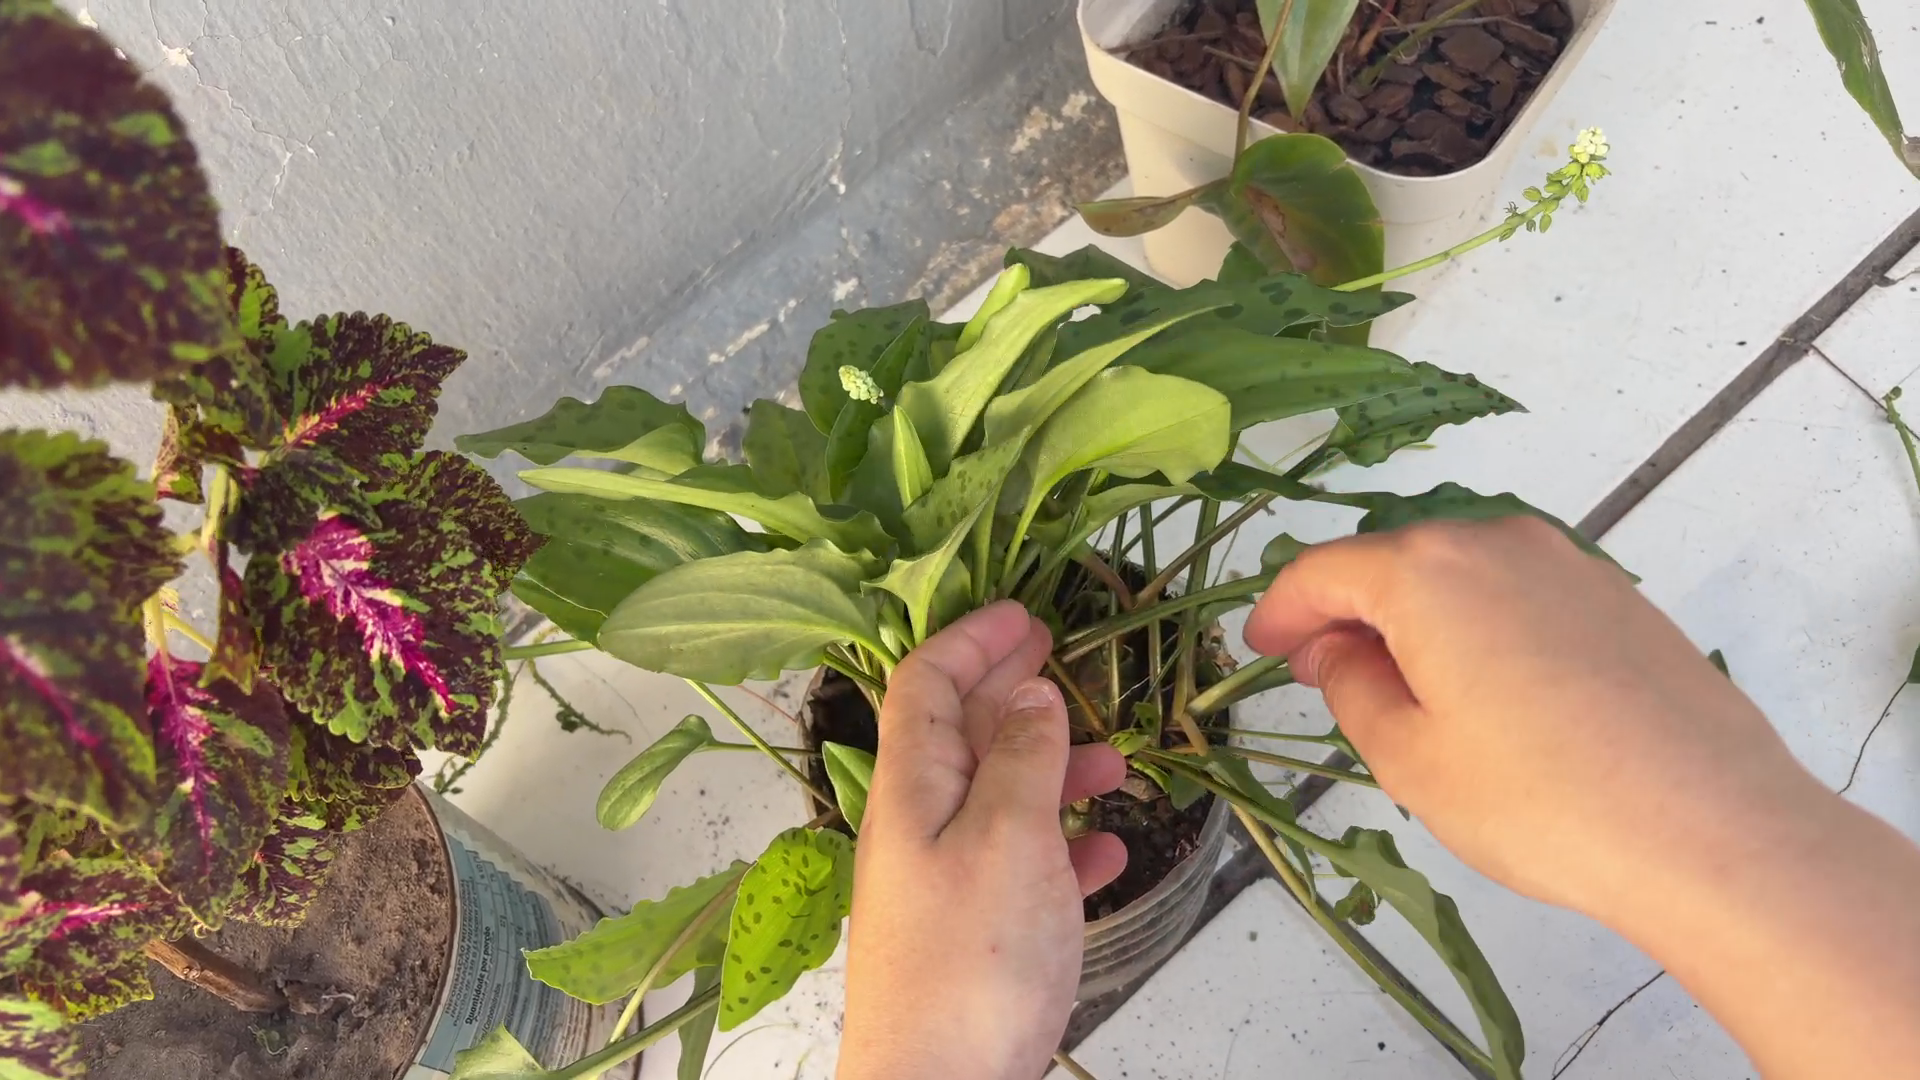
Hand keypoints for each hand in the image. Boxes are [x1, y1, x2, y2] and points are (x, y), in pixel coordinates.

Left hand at [838, 601, 1127, 1079]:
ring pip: (1001, 792)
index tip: (1022, 613)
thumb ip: (1023, 756)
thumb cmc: (972, 956)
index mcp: (914, 783)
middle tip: (1055, 650)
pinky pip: (1021, 859)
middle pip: (964, 726)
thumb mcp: (1008, 836)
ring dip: (1052, 766)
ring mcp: (948, 871)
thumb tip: (1030, 691)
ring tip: (1113, 761)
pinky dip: (1061, 844)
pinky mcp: (976, 923)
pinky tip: (1106, 855)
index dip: (969, 638)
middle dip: (1009, 683)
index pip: (927, 680)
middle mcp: (923, 817)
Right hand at [1244, 515, 1806, 913]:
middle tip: (1314, 665)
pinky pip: (1502, 586)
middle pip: (1383, 562)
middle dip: (1337, 610)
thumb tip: (1334, 648)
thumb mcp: (1402, 749)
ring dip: (1398, 612)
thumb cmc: (1533, 796)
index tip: (1259, 647)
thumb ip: (1346, 681)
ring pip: (1444, 570)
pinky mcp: (1611, 593)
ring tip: (1387, 674)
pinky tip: (1465, 673)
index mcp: (1425, 569)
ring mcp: (1562, 560)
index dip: (1279, 609)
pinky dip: (1459, 615)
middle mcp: (1491, 540)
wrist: (1726, 840)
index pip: (1321, 572)